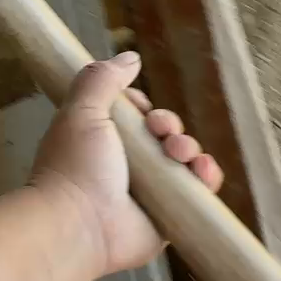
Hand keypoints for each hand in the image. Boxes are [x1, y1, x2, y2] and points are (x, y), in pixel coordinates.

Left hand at [27, 51, 223, 276]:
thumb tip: (129, 56)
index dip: (145, 108)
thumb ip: (101, 80)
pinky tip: (201, 171)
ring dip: (189, 148)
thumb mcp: (82, 111)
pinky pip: (198, 190)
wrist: (79, 224)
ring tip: (178, 154)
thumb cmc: (75, 165)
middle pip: (163, 133)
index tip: (141, 110)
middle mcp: (122, 161)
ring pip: (184, 158)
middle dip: (170, 126)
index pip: (134, 114)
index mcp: (99, 136)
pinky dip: (206, 177)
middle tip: (162, 133)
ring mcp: (146, 188)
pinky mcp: (168, 213)